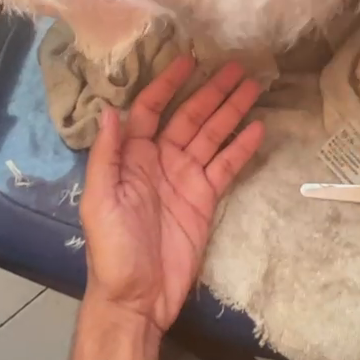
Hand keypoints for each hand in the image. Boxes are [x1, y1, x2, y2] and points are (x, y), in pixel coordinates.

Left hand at [79, 56, 264, 331]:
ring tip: (255, 87)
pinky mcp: (205, 199)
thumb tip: (109, 108)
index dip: (168, 84)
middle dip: (212, 91)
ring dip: (232, 112)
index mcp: (132, 156)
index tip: (188, 60)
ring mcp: (186, 178)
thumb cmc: (112, 250)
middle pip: (190, 117)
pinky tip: (259, 129)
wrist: (137, 300)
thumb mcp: (100, 200)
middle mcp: (160, 159)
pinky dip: (242, 148)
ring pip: (212, 136)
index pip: (151, 109)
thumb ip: (107, 155)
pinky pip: (226, 167)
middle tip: (237, 66)